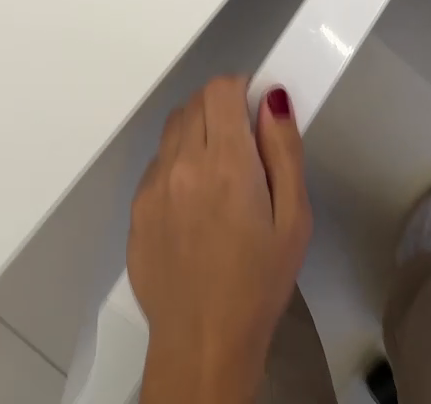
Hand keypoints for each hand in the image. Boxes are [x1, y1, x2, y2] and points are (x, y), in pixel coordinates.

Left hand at [129, 76, 310, 403]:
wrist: (203, 341)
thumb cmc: (259, 282)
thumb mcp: (293, 218)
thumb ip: (284, 150)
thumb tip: (273, 99)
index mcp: (226, 164)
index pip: (221, 89)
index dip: (241, 88)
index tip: (257, 109)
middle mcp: (182, 165)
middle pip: (196, 102)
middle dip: (222, 106)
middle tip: (245, 140)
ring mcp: (153, 186)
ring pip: (174, 128)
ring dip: (197, 130)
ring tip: (220, 169)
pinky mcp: (136, 207)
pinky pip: (158, 162)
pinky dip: (178, 161)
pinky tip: (196, 200)